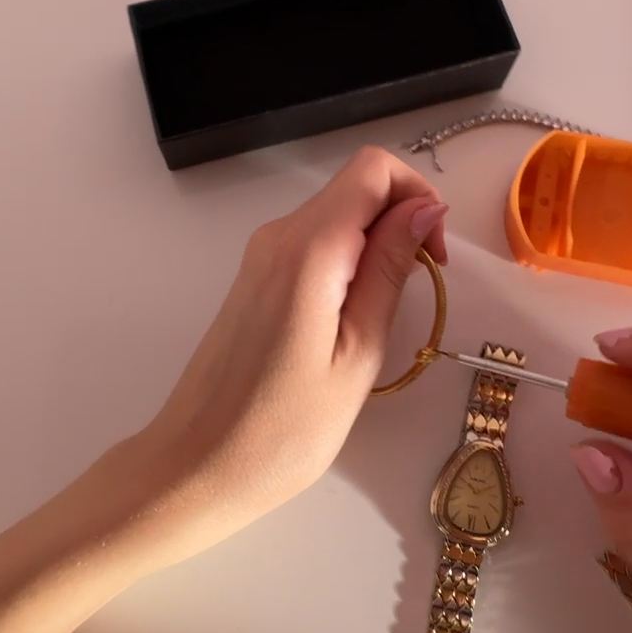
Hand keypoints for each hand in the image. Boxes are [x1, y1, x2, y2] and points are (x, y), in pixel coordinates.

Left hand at [133, 146, 448, 553]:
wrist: (197, 464)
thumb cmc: (285, 428)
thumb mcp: (358, 353)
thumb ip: (389, 271)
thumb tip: (423, 210)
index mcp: (307, 248)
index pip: (372, 168)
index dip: (417, 195)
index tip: (434, 256)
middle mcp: (277, 236)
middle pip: (355, 188)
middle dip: (401, 221)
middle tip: (416, 292)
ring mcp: (260, 256)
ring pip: (336, 216)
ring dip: (376, 246)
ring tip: (380, 318)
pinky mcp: (254, 279)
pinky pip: (313, 245)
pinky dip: (347, 263)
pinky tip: (348, 321)